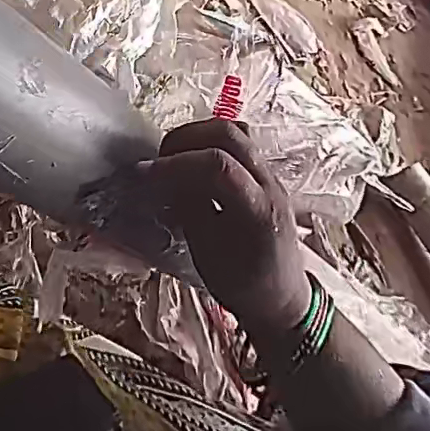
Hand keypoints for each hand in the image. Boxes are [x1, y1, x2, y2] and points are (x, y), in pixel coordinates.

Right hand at [138, 120, 310, 340]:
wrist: (283, 300)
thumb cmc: (242, 283)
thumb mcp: (206, 251)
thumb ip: (188, 206)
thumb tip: (162, 177)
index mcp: (258, 209)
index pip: (217, 165)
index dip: (175, 164)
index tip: (145, 174)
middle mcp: (270, 184)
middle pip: (227, 134)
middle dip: (184, 139)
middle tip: (159, 160)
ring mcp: (271, 175)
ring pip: (234, 130)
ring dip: (196, 135)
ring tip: (173, 157)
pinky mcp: (265, 174)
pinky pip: (238, 141)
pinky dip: (209, 140)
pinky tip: (193, 160)